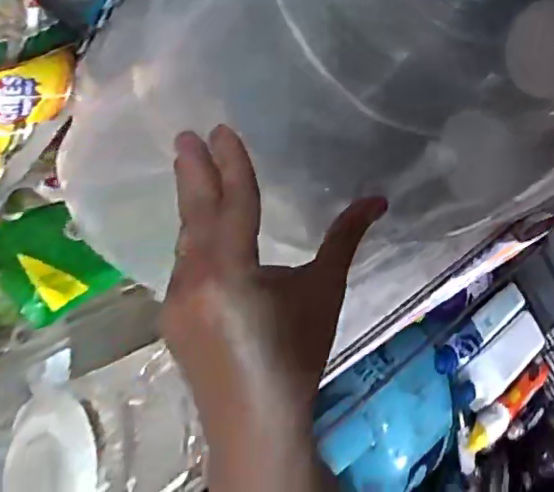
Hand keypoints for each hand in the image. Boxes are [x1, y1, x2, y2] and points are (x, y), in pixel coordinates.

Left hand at [160, 125, 385, 490]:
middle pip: (197, 215)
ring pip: (186, 240)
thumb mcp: (324, 289)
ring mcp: (178, 302)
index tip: (221, 129)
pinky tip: (199, 230)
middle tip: (185, 136)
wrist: (256, 425)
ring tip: (193, 171)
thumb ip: (345, 238)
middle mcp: (195, 279)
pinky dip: (193, 235)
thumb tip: (378, 198)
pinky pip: (184, 263)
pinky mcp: (176, 319)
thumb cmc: (297, 352)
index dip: (231, 164)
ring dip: (193, 203)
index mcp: (230, 268)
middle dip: (193, 172)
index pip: (233, 203)